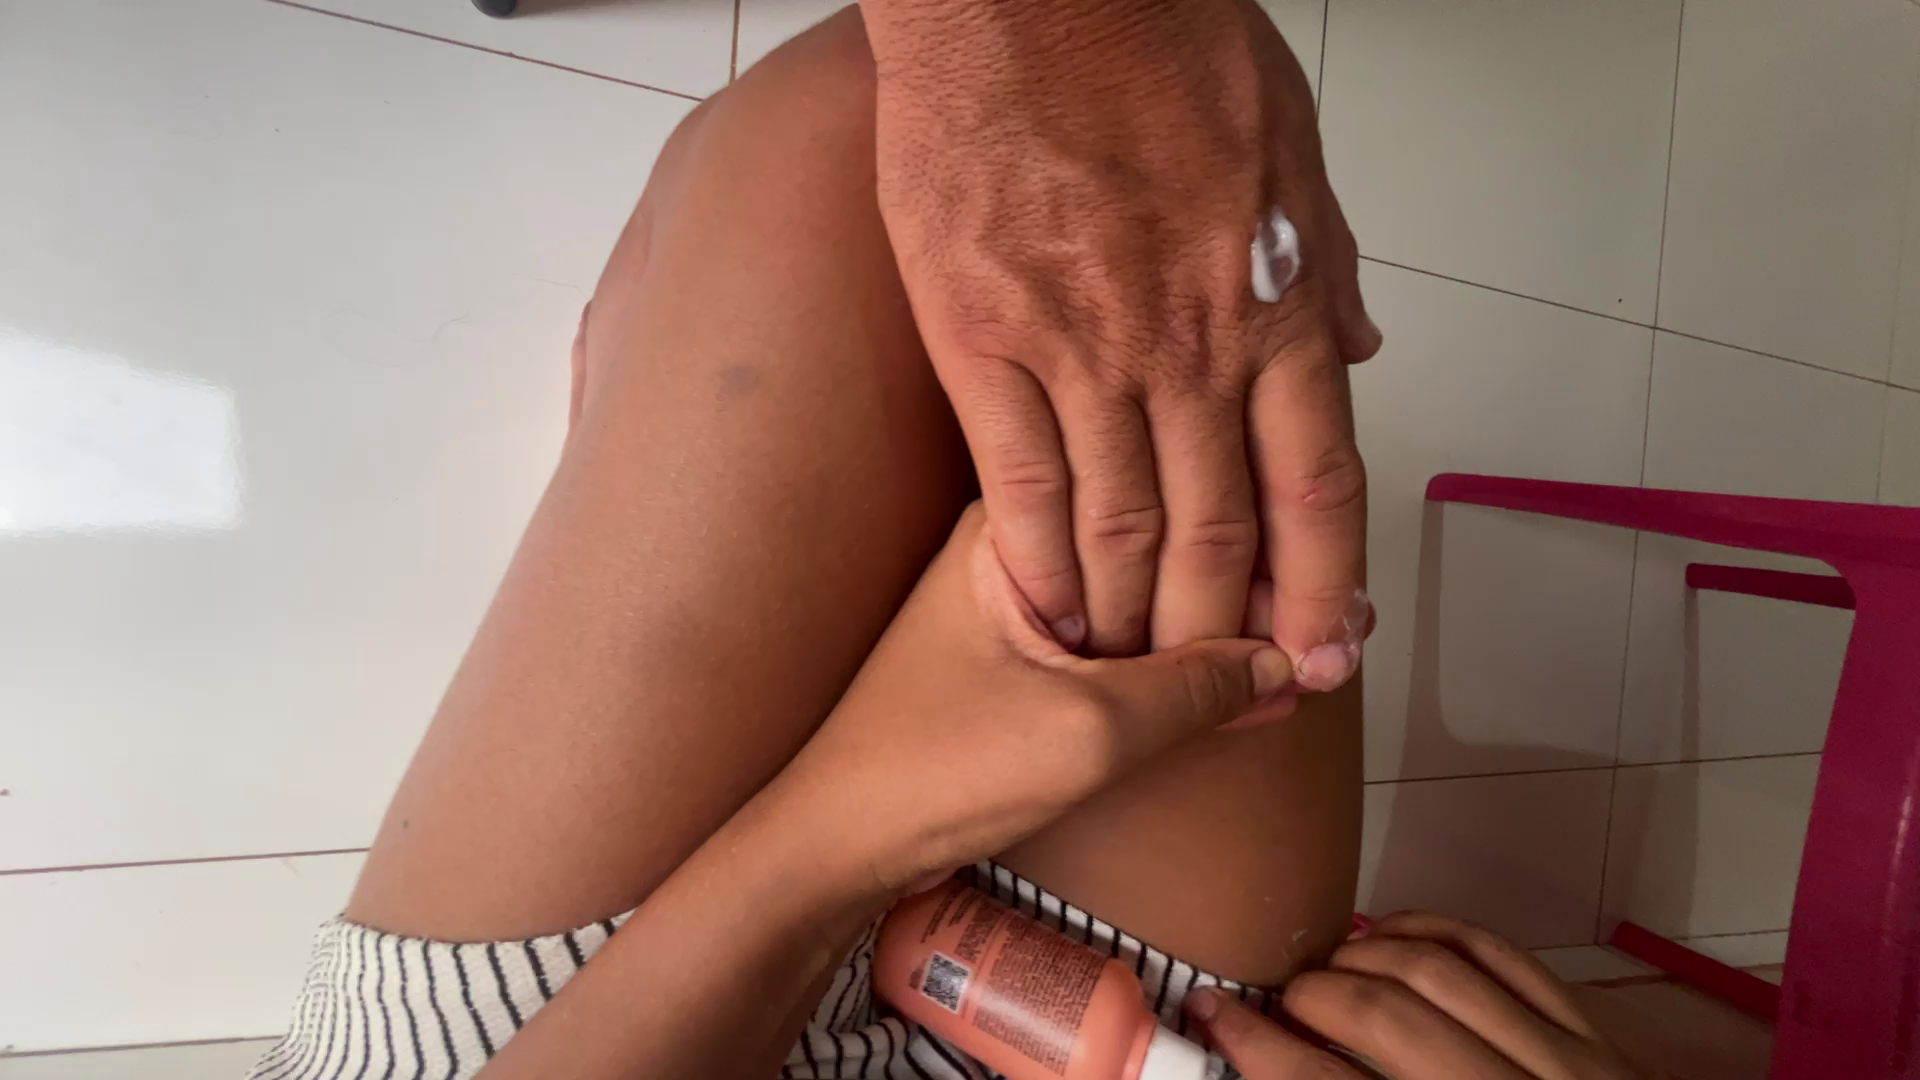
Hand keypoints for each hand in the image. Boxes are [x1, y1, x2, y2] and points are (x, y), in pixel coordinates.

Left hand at [776, 505, 1297, 891]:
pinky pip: (1117, 648)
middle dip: (1243, 597)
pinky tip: (1234, 687)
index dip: (1249, 554)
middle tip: (1334, 631)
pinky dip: (1173, 669)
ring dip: (1215, 636)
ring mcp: (1022, 600)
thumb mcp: (1086, 730)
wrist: (846, 834)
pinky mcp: (1024, 652)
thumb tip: (1286, 663)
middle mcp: (1021, 544)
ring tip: (1302, 658)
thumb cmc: (939, 768)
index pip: (1157, 511)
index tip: (1329, 597)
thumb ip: (1192, 690)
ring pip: (1143, 605)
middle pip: (1156, 555)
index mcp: (1018, 525)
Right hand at [864, 0, 1379, 687]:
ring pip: (1118, 523)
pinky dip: (1039, 565)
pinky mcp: (982, 342)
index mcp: (1263, 301)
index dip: (1321, 586)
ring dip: (1127, 615)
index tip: (1318, 659)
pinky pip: (1019, 483)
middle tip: (1219, 695)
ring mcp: (1078, 350)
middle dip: (1220, 628)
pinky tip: (1045, 616)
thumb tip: (1357, 351)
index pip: (1313, 483)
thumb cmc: (1154, 54)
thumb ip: (1322, 268)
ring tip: (1123, 673)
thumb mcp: (1286, 147)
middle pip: (1215, 528)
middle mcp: (1181, 345)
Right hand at [1187, 913, 1647, 1078]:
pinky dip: (1430, 926)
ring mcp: (1575, 1068)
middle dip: (1309, 994)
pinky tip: (1391, 935)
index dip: (1254, 1044)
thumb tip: (1270, 1064)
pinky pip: (1500, 950)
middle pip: (1383, 1015)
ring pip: (1436, 968)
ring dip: (1361, 954)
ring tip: (1335, 970)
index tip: (1208, 1010)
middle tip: (1283, 1002)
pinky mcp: (1607, 1040)